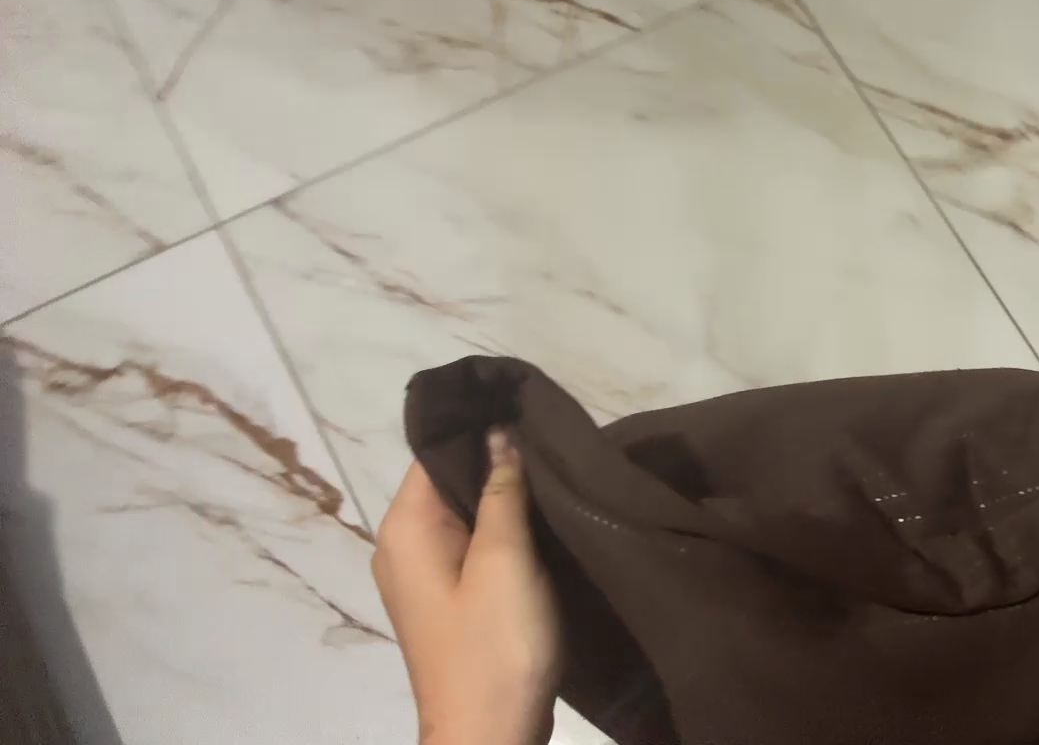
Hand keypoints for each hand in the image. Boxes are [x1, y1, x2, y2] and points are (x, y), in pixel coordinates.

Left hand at [374, 431, 561, 744]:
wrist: (492, 733)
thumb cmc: (494, 641)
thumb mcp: (504, 558)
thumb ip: (501, 491)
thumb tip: (498, 432)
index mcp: (406, 531)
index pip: (434, 453)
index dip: (477, 425)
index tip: (525, 401)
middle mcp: (406, 545)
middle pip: (451, 477)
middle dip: (498, 451)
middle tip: (552, 427)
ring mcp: (430, 571)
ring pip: (469, 504)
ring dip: (507, 483)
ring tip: (557, 458)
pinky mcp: (457, 589)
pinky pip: (479, 532)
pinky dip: (508, 514)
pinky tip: (545, 504)